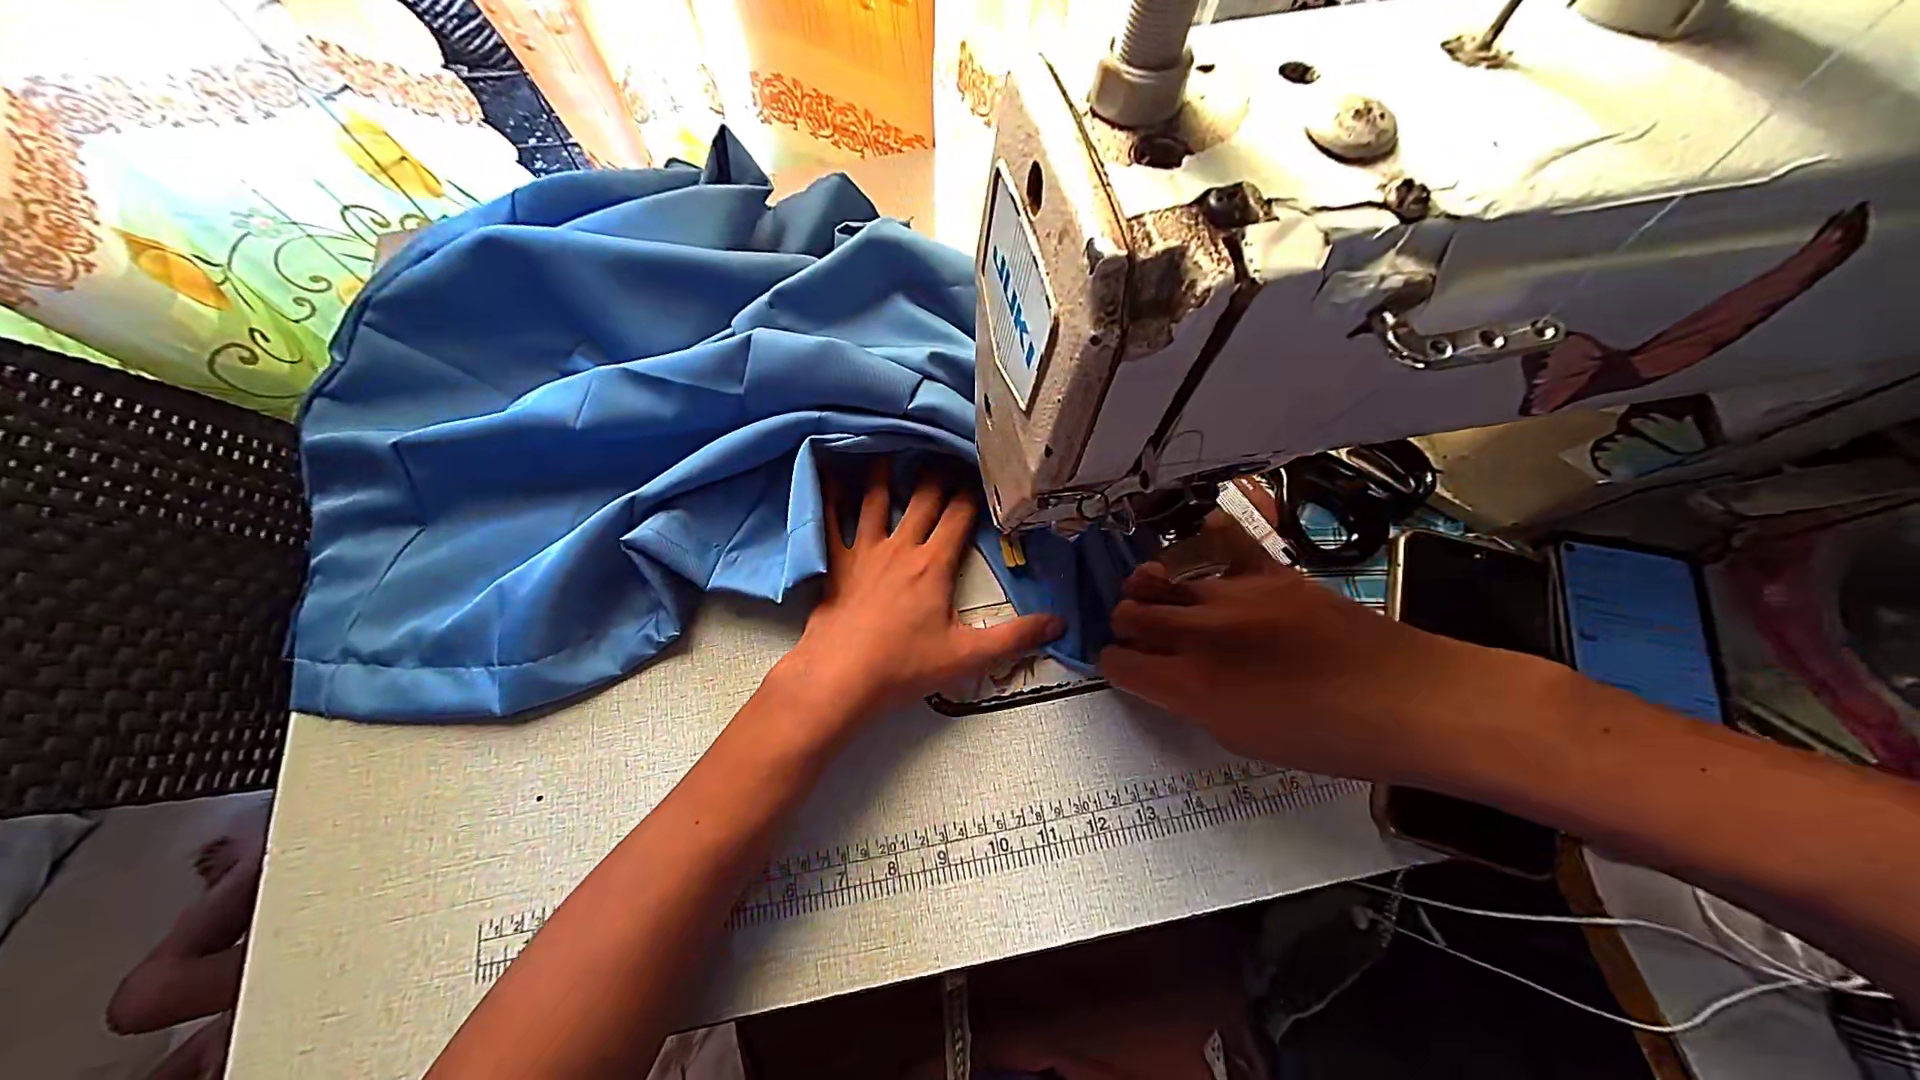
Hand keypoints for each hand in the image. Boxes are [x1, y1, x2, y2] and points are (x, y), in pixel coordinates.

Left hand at [778, 458, 1062, 721]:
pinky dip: (829, 497)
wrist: (841, 677)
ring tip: (889, 450)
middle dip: (938, 474)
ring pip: (876, 500)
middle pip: (923, 499)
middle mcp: (900, 548)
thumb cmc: (903, 666)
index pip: (959, 516)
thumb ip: (1015, 637)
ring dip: (885, 474)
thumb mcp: (967, 656)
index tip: (979, 472)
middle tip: (944, 452)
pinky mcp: (835, 564)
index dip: (972, 491)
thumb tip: (1058, 624)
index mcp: (934, 565)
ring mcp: (864, 552)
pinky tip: (826, 476)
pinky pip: (830, 521)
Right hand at [1101, 562, 1568, 783]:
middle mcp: (1200, 633)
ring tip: (1168, 600)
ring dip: (1155, 592)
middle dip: (1127, 626)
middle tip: (1145, 636)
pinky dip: (1205, 541)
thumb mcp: (1240, 739)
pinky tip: (1202, 547)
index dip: (1116, 664)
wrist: (1409, 702)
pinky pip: (1220, 538)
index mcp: (1190, 685)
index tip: (1127, 666)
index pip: (1119, 661)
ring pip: (1161, 578)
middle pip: (1128, 612)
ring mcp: (1233, 594)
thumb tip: (1170, 677)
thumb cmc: (1327, 738)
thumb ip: (1191, 702)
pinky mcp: (1268, 570)